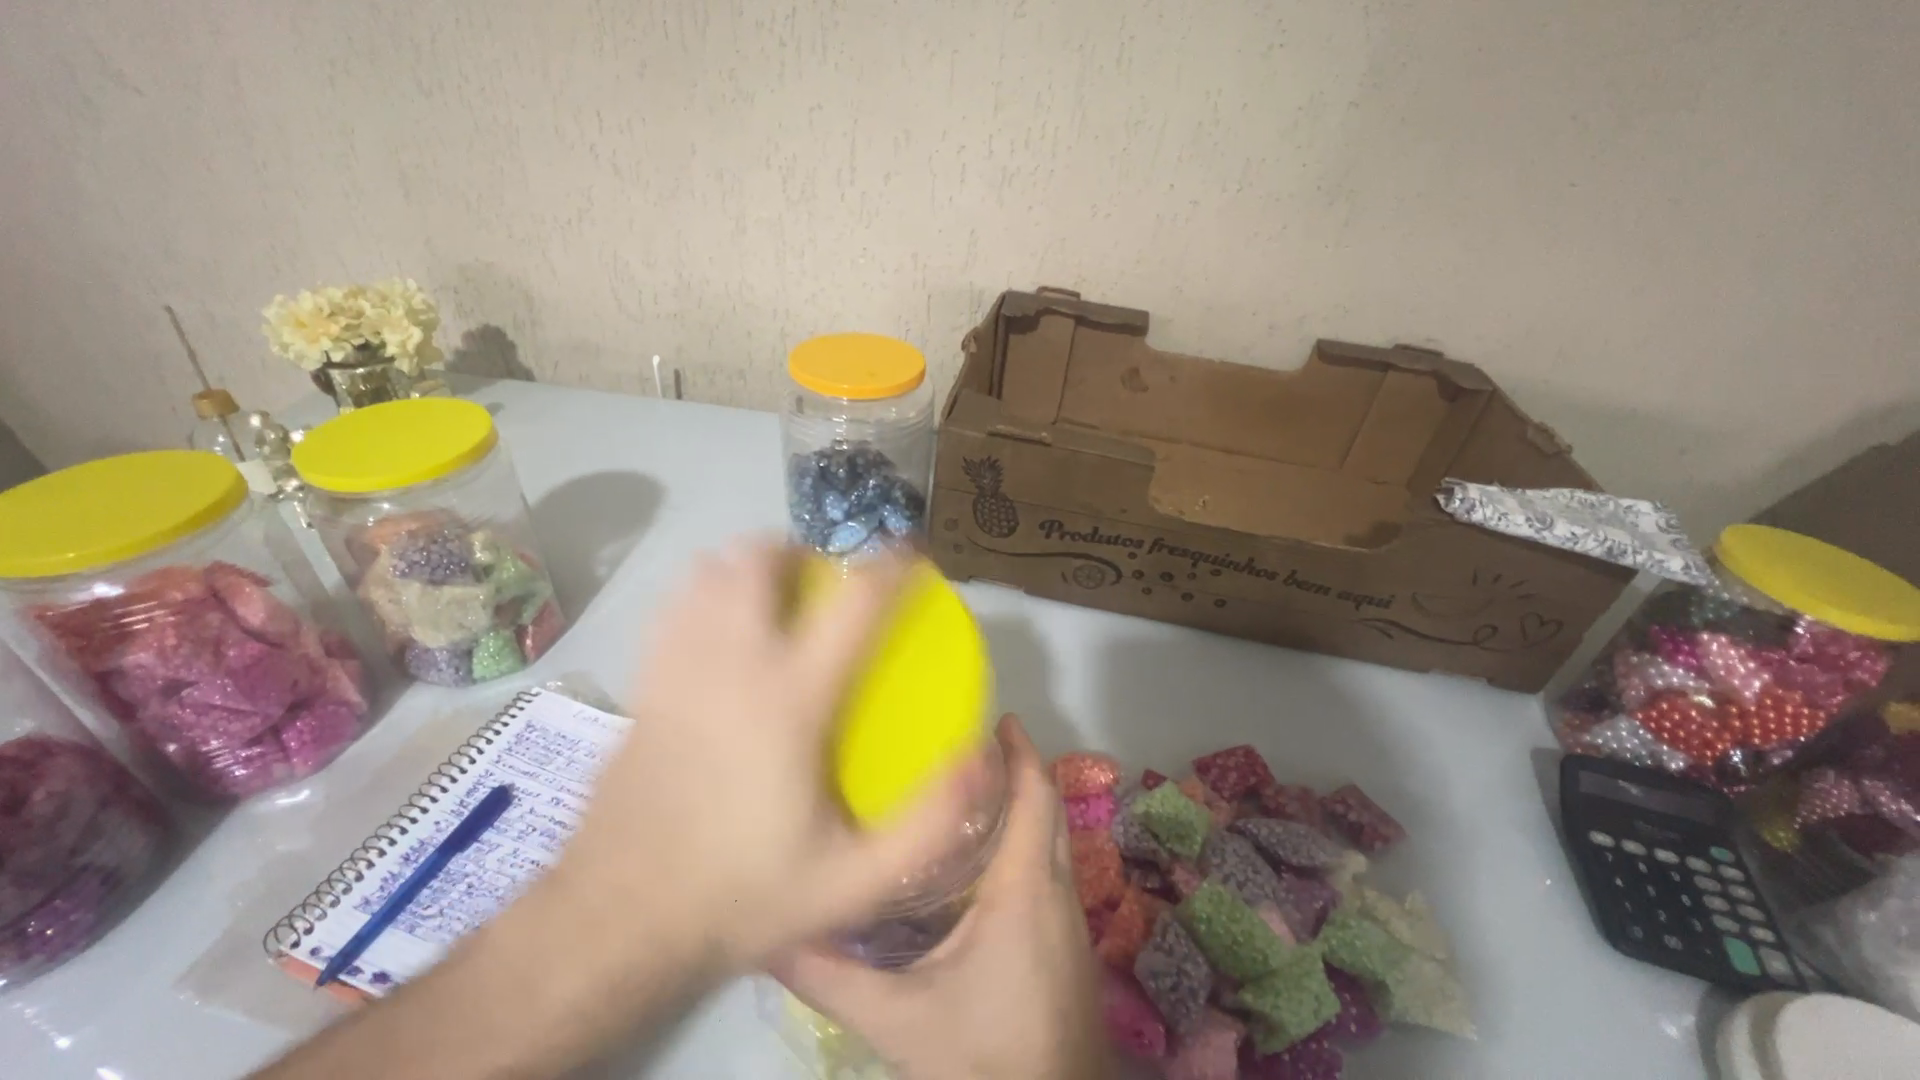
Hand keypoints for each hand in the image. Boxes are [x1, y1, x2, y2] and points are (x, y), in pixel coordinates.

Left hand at [541, 541, 972, 976]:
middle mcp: (730, 664)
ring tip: (777, 602)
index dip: (891, 565)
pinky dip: (706, 597)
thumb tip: (979, 760)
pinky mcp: (642, 684)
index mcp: (790, 700)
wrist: (616, 921)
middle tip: (828, 585)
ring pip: (709, 571)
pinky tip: (724, 639)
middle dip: (801, 551)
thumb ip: (928, 824)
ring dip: (750, 568)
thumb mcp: (854, 882)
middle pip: (759, 558)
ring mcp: (676, 668)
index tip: (911, 554)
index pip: (853, 602)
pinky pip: (675, 606)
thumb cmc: (742, 896)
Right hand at [771, 715, 1110, 1079]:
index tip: (994, 718)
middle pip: (1049, 811)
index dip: (1020, 752)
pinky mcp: (1068, 948)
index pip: (1034, 798)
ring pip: (1053, 843)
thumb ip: (831, 976)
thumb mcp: (896, 1019)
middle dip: (1020, 772)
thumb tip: (769, 936)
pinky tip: (983, 870)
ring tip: (970, 796)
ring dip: (1024, 809)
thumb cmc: (984, 1056)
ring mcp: (1070, 922)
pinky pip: (1050, 873)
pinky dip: (1025, 847)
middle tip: (971, 749)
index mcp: (1023, 890)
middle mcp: (1056, 893)